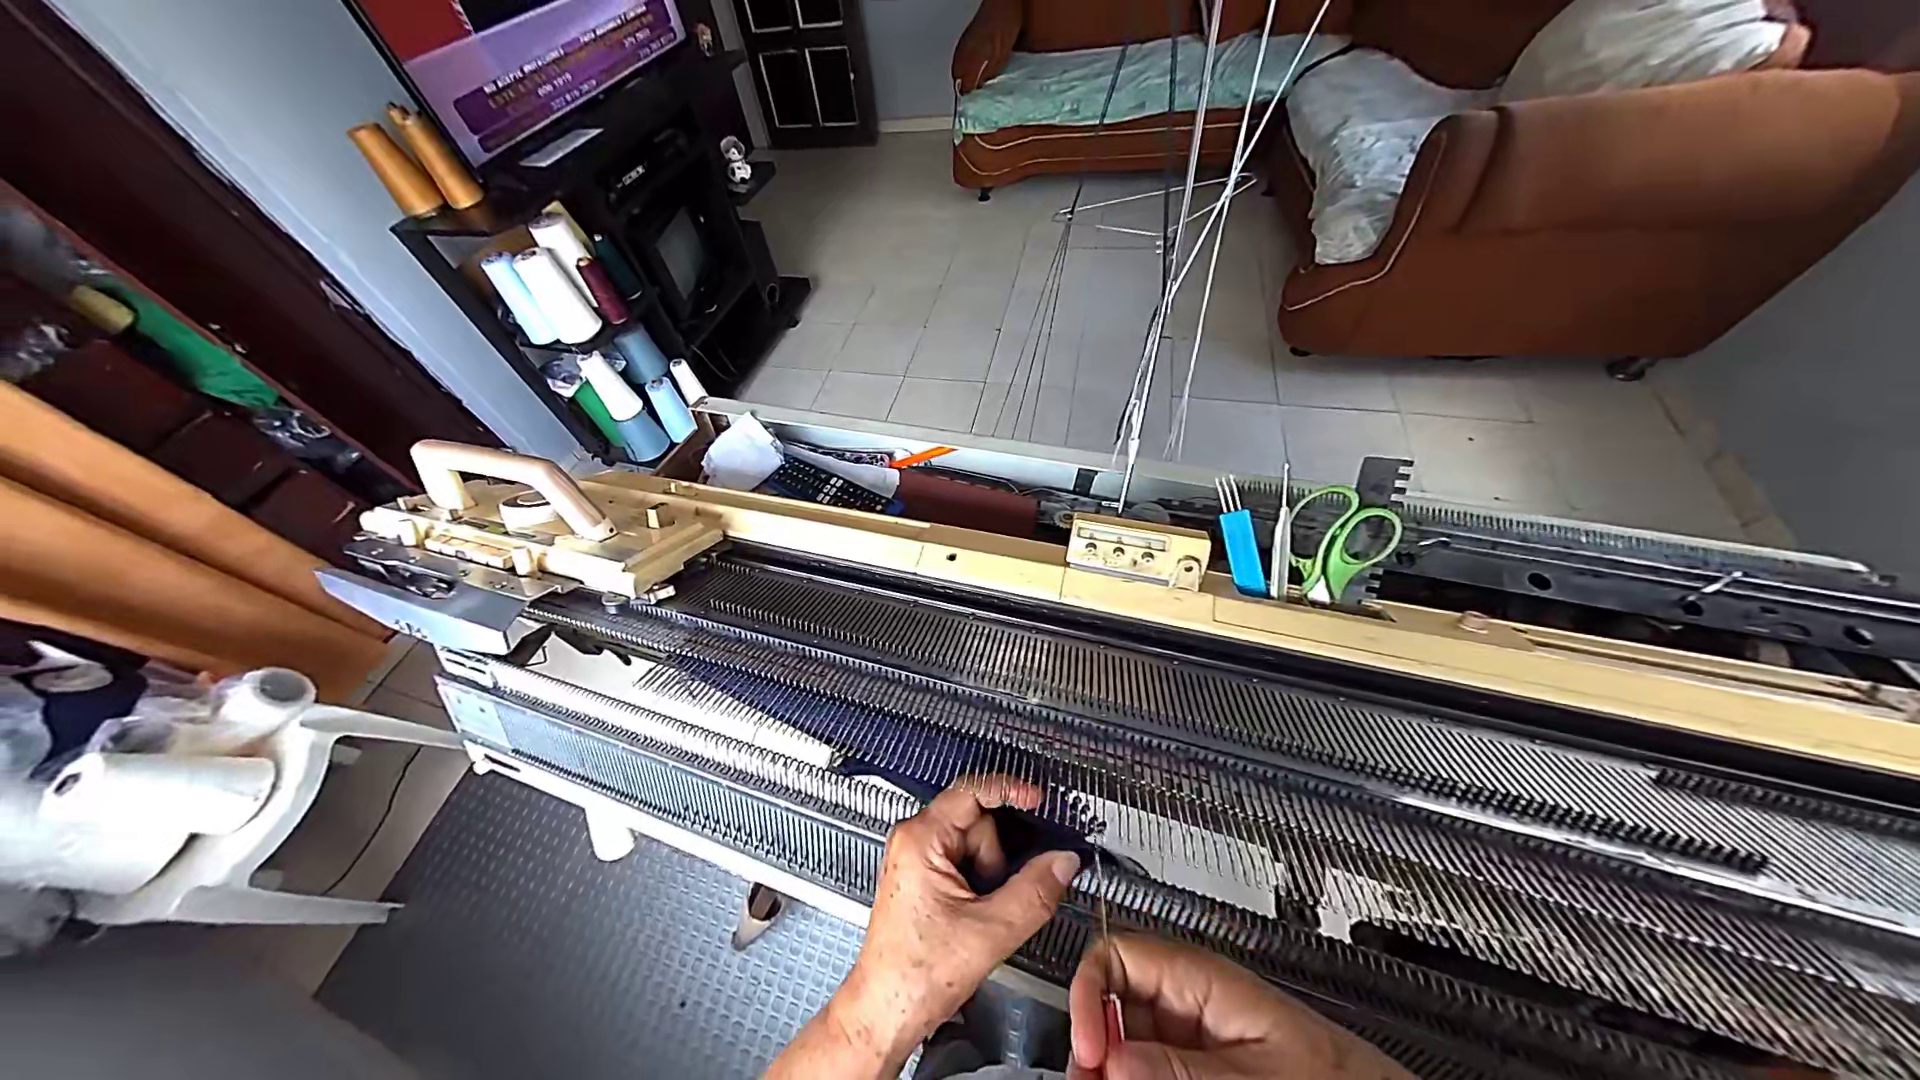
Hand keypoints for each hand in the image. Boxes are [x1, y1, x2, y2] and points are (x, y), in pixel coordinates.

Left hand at [831, 778, 1081, 1065]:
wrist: (884, 1012)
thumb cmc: (914, 976)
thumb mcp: (990, 933)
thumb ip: (1034, 892)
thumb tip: (1063, 863)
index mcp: (921, 838)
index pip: (972, 790)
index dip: (1010, 790)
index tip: (1036, 798)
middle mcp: (913, 839)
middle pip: (978, 822)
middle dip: (996, 857)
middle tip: (994, 895)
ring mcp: (916, 857)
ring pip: (974, 843)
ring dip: (988, 873)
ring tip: (976, 913)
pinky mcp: (921, 875)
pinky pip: (963, 861)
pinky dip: (977, 882)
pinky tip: (970, 915)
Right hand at [1068, 935, 1414, 1079]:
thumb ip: (1184, 1071)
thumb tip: (1113, 1059)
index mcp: (1202, 980)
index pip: (1118, 955)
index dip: (1090, 993)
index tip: (1086, 1050)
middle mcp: (1189, 1003)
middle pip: (1113, 1008)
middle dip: (1093, 1051)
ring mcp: (1193, 1042)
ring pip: (1127, 1047)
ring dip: (1111, 1073)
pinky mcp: (1200, 1072)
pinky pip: (1152, 1070)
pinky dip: (1133, 1079)